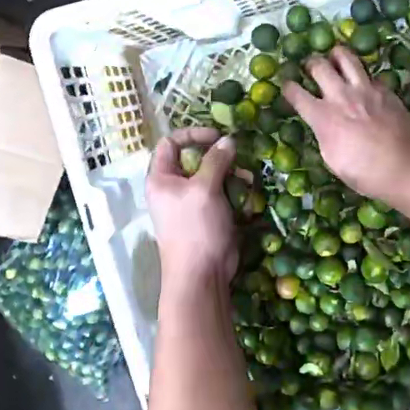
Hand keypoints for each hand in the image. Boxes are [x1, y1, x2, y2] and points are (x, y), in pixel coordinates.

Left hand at [148, 128, 238, 285]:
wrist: (201, 274)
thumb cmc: (195, 228)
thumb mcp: (205, 188)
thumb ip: (216, 160)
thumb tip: (229, 140)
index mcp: (161, 178)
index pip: (171, 143)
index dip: (193, 135)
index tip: (217, 137)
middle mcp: (173, 188)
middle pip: (196, 160)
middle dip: (220, 158)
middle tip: (238, 161)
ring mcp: (192, 203)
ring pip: (213, 177)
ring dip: (232, 176)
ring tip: (248, 181)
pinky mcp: (208, 216)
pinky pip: (222, 196)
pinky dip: (235, 193)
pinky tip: (248, 199)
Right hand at [282, 46, 409, 201]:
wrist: (403, 167)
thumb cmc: (364, 173)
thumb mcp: (332, 159)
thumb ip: (324, 135)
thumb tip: (324, 125)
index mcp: (323, 117)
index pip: (296, 93)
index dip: (287, 87)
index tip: (286, 85)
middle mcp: (341, 96)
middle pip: (319, 65)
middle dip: (311, 64)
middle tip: (311, 67)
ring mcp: (365, 89)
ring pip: (346, 57)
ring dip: (336, 55)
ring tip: (335, 58)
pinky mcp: (386, 90)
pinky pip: (370, 74)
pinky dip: (362, 75)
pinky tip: (363, 82)